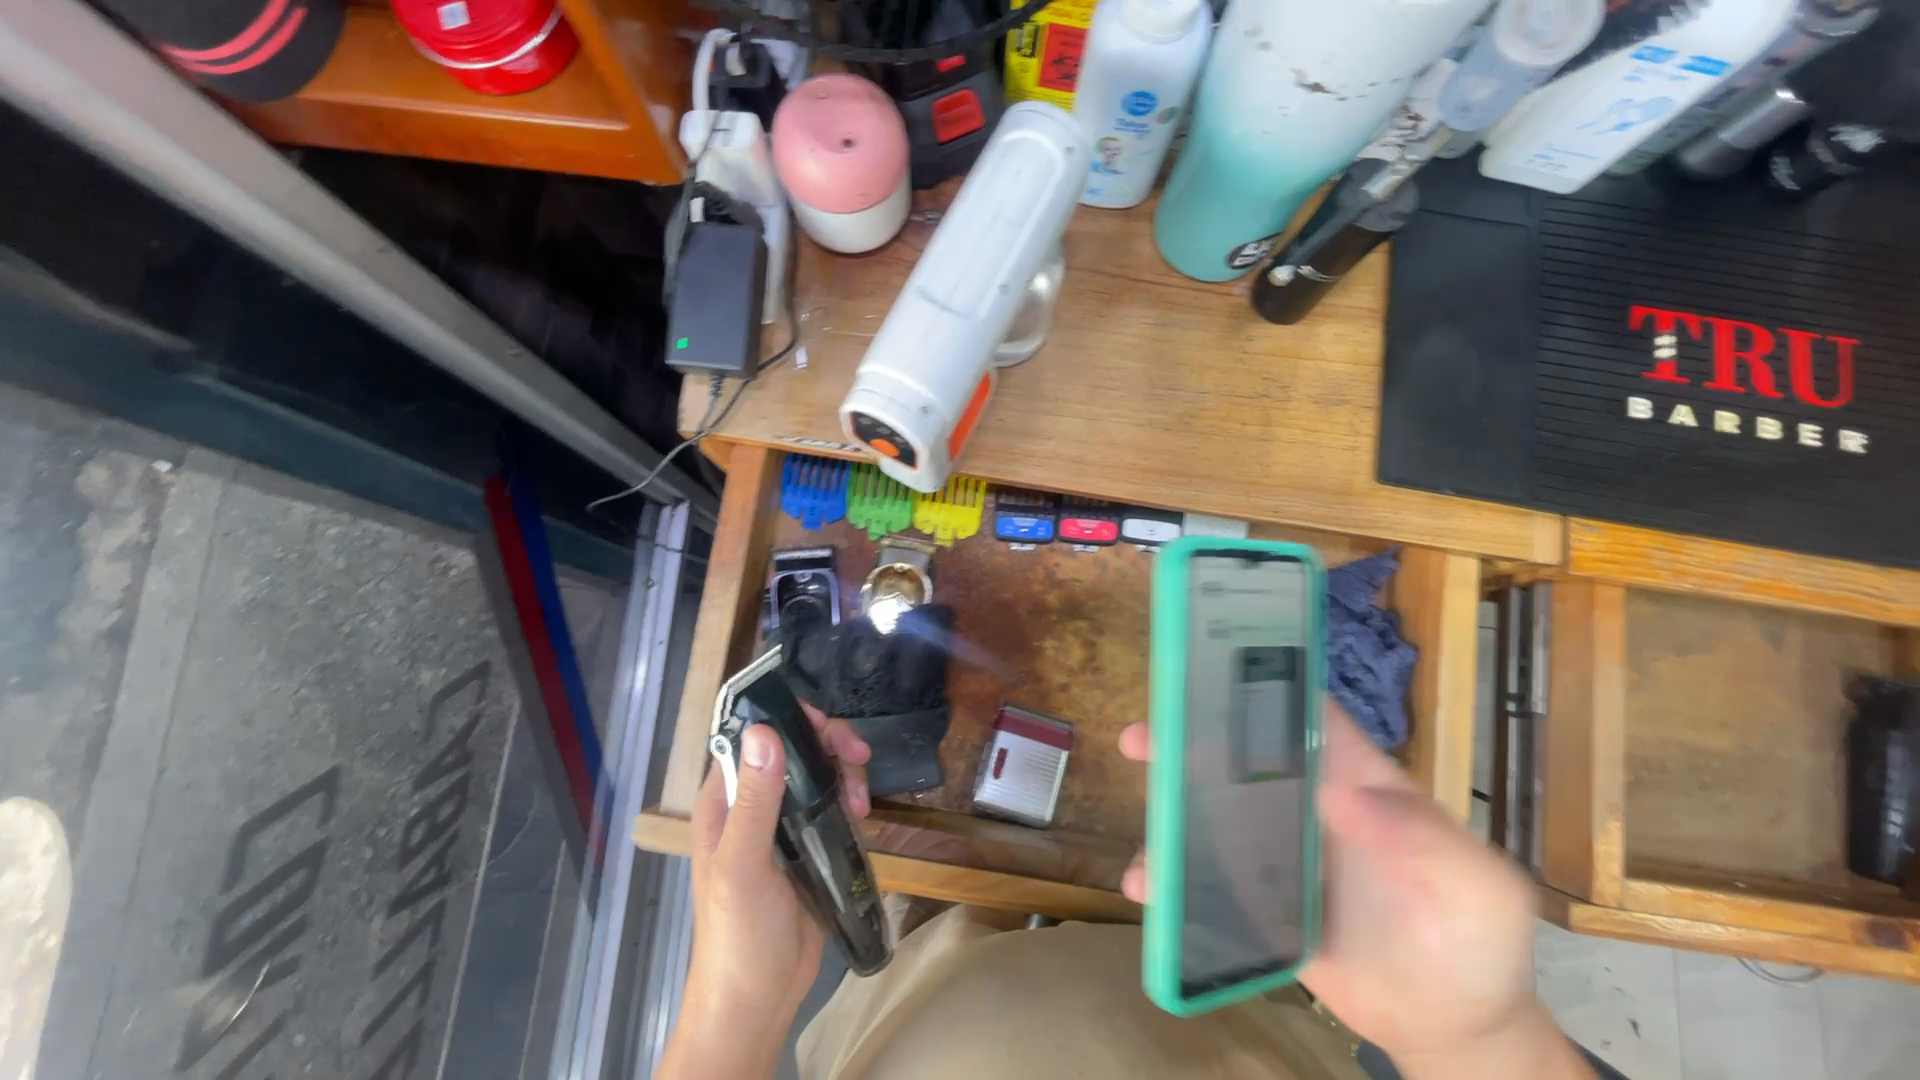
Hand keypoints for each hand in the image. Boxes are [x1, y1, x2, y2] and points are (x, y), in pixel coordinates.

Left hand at [661, 704, 870, 1079]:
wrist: (759, 1000)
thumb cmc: (739, 934)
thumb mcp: (743, 865)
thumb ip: (754, 801)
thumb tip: (763, 732)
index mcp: (724, 803)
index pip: (751, 738)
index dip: (786, 719)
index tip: (823, 723)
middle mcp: (753, 806)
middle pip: (794, 750)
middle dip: (828, 745)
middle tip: (859, 757)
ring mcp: (783, 827)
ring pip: (819, 775)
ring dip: (845, 775)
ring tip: (860, 805)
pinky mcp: (810, 847)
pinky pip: (833, 806)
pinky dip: (850, 802)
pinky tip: (861, 817)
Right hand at [1120, 705, 1588, 1078]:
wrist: (1448, 1025)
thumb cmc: (1472, 942)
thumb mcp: (1475, 886)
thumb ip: (1421, 836)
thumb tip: (1341, 792)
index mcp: (1356, 780)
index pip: (1305, 716)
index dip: (1258, 686)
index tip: (1202, 672)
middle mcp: (1307, 806)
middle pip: (1239, 757)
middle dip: (1186, 740)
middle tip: (1140, 739)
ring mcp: (1277, 853)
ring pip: (1210, 815)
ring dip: (1168, 813)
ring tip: (1144, 837)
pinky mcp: (1258, 901)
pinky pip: (1207, 880)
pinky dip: (1173, 881)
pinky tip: (1151, 891)